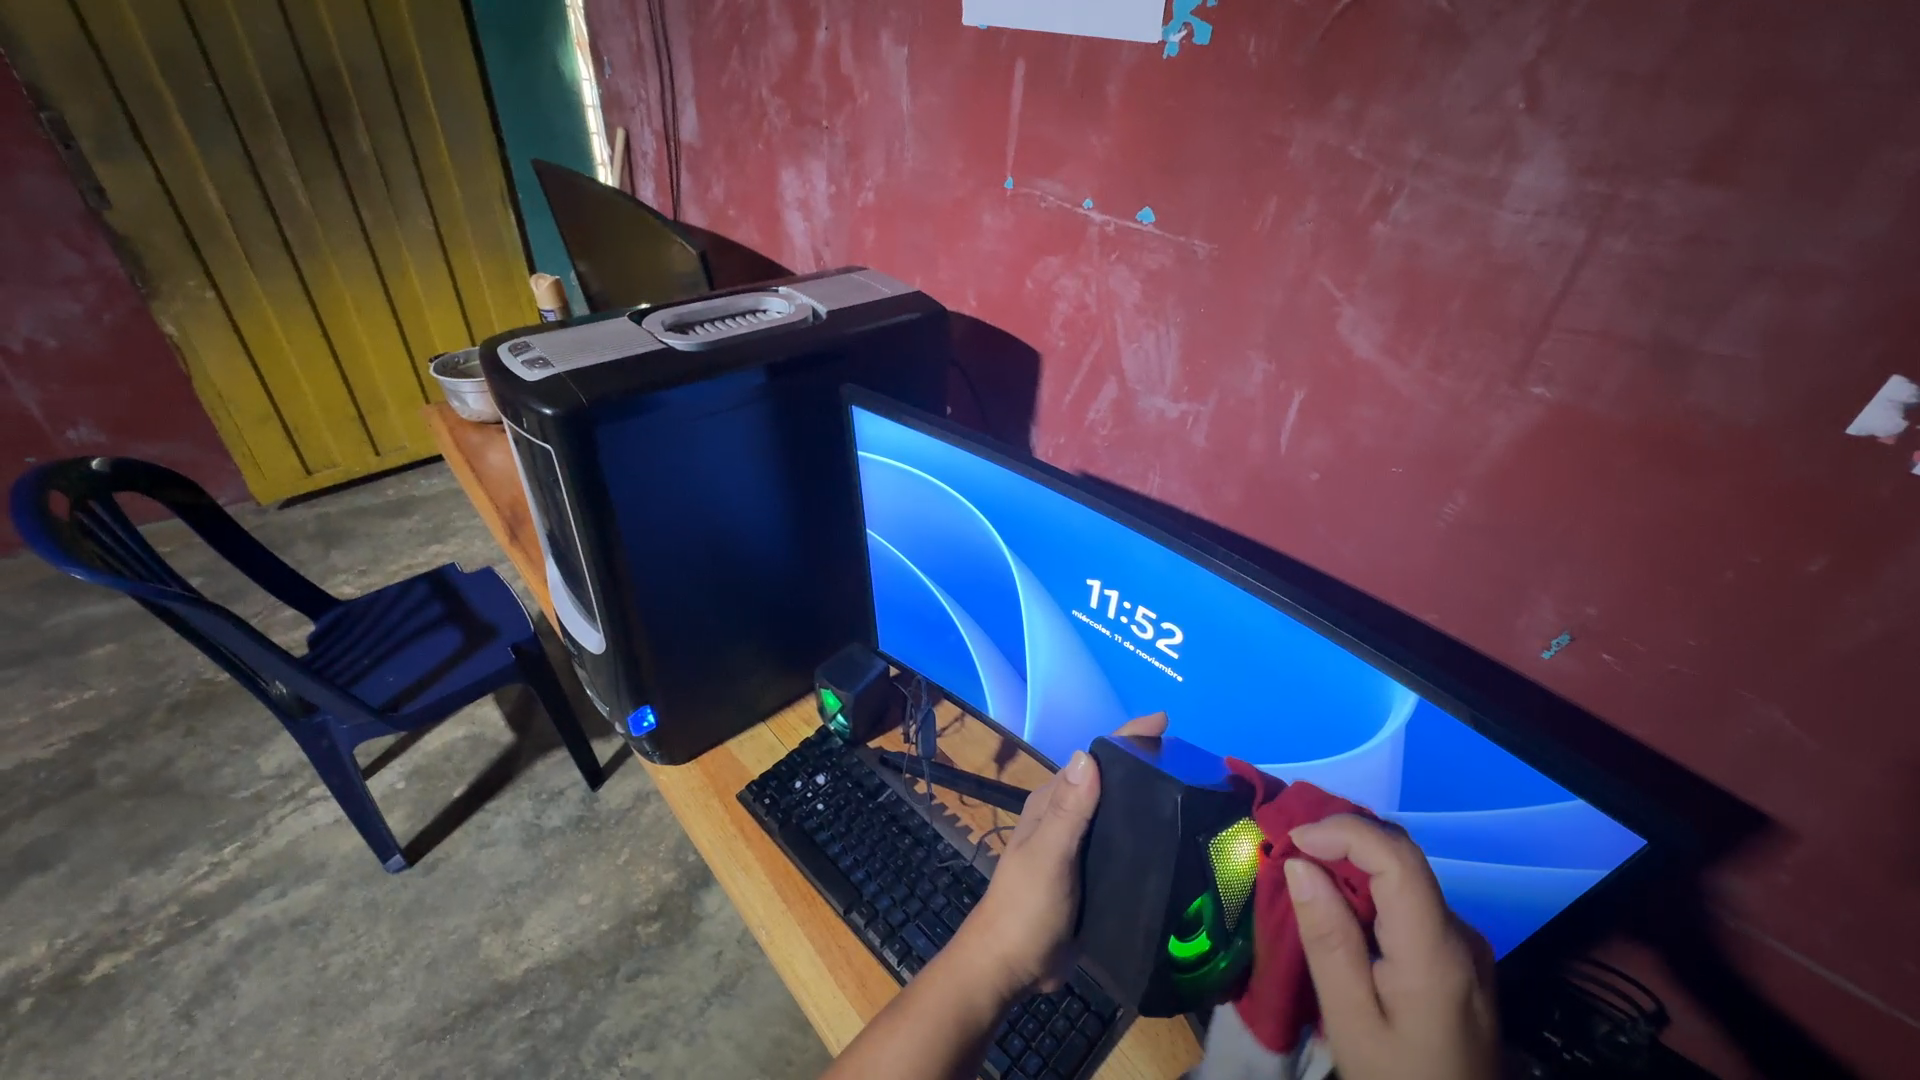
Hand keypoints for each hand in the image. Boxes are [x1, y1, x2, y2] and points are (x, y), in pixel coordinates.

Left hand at [954, 712, 1169, 999]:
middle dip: (1147, 767)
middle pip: (1111, 782)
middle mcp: (1068, 817)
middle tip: (1196, 765)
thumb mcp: (1048, 856)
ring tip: (1196, 798)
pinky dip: (1148, 837)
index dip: (1126, 737)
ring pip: (1121, 814)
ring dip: (1151, 803)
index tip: (1166, 722)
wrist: (1012, 967)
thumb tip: (1087, 754)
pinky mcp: (1096, 876)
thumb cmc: (1026, 907)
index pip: (1093, 758)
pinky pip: (1126, 846)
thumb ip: (1068, 811)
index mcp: (1053, 802)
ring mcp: (1082, 847)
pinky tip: (1177, 843)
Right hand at [1285, 815, 1498, 1079]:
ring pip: (1405, 877)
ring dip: (1352, 864)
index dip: (1342, 831)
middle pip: (1403, 859)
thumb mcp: (1351, 1020)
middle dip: (1342, 838)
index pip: (1396, 856)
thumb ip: (1327, 939)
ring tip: (1303, 874)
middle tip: (1287, 848)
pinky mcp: (1459, 960)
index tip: (1292, 839)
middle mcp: (1460, 935)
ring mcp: (1465, 947)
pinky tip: (1338, 910)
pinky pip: (1410, 903)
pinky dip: (1368, 891)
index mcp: (1435, 949)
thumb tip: (1299, 863)